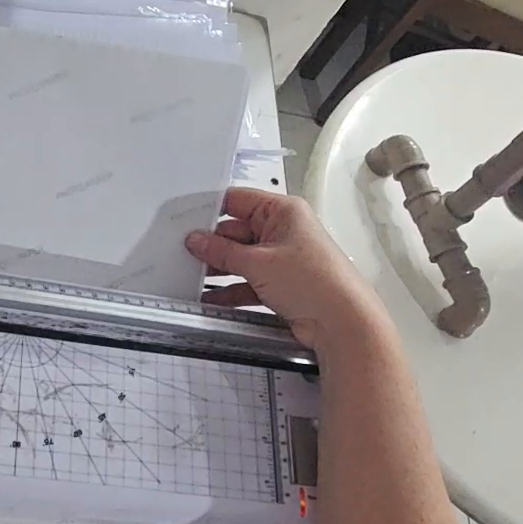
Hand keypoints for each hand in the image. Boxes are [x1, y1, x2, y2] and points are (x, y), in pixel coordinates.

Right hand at [184, 188, 382, 350]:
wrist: (341, 322)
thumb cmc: (314, 280)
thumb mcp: (258, 262)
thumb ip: (222, 251)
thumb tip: (196, 240)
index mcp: (282, 212)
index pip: (238, 201)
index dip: (210, 208)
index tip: (184, 218)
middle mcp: (282, 231)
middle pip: (235, 232)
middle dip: (210, 244)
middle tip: (181, 253)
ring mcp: (280, 259)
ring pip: (239, 259)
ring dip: (217, 269)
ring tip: (188, 276)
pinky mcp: (278, 284)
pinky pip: (246, 282)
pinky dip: (228, 290)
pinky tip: (208, 298)